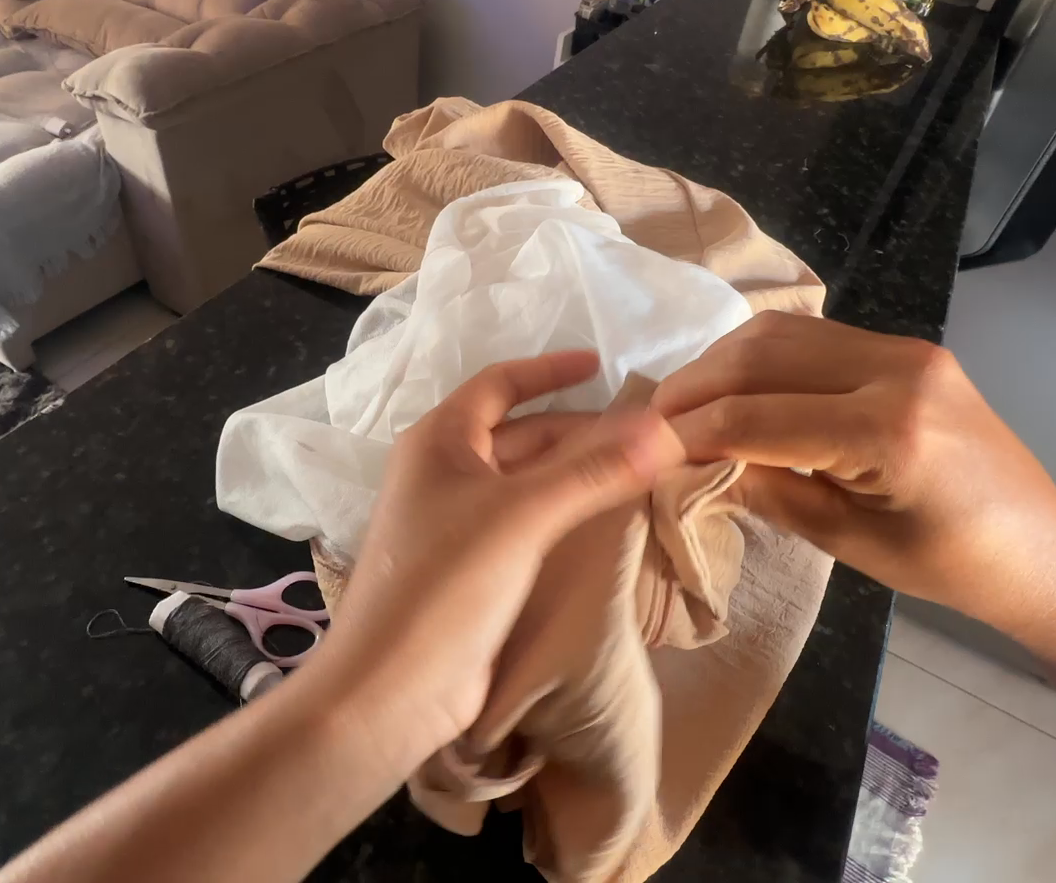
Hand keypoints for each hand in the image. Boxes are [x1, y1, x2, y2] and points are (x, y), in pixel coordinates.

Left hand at [294, 351, 684, 773]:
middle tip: (642, 433)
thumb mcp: (522, 515)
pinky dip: (564, 511)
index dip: (549, 370)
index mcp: (439, 441)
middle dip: (577, 429)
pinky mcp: (474, 566)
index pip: (499, 384)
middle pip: (519, 433)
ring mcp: (458, 521)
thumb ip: (593, 472)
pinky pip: (527, 521)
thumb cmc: (446, 581)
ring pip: (526, 480)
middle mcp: (444, 472)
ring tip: (638, 469)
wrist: (391, 690)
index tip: (601, 364)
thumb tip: (664, 429)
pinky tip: (605, 517)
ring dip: (575, 472)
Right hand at [651, 311, 1055, 640]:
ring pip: (778, 333)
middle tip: (652, 422)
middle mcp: (897, 369)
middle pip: (759, 357)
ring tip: (686, 402)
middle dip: (693, 388)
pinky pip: (809, 335)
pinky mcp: (903, 346)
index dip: (689, 433)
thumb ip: (761, 490)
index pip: (754, 417)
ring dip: (719, 363)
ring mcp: (903, 348)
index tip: (644, 451)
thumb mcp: (845, 541)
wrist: (1045, 554)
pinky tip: (735, 384)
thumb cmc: (950, 567)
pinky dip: (757, 356)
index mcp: (889, 431)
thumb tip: (686, 465)